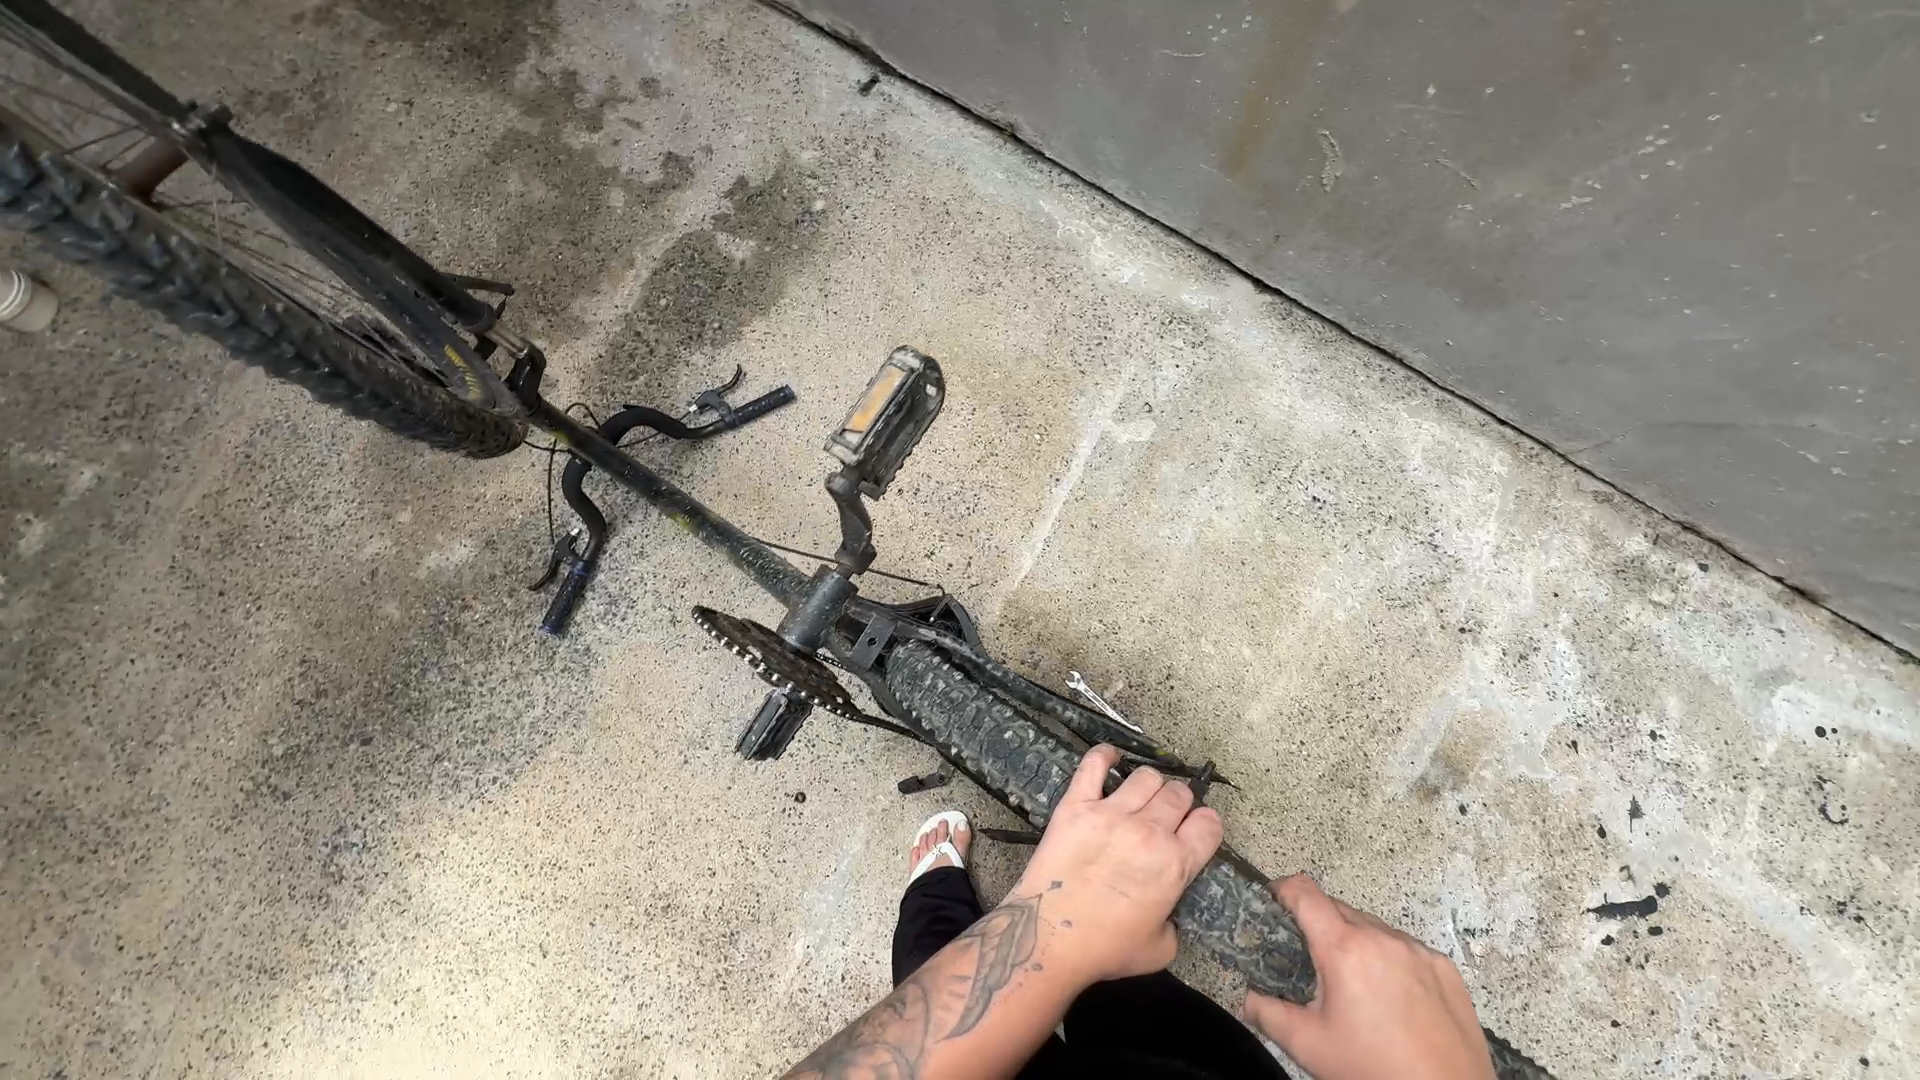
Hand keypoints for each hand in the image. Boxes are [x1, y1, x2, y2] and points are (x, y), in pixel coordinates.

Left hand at [1009, 744, 1222, 990]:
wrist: (1048, 936)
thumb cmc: (1104, 948)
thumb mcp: (1161, 947)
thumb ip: (1175, 919)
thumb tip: (1169, 903)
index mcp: (1175, 865)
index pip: (1209, 824)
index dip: (1207, 825)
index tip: (1197, 828)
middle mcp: (1148, 831)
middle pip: (1178, 794)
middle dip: (1179, 803)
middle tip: (1167, 816)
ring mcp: (1110, 813)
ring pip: (1145, 777)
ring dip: (1150, 785)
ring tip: (1141, 796)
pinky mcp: (1076, 805)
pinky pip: (1094, 765)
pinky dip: (1104, 755)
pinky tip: (1110, 757)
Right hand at [1243, 874, 1495, 1079]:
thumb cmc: (1374, 1070)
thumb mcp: (1308, 1046)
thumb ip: (1266, 1013)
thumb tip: (1243, 997)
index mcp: (1344, 948)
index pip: (1304, 891)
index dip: (1283, 889)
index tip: (1274, 901)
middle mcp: (1382, 937)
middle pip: (1337, 908)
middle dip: (1317, 923)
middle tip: (1311, 959)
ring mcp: (1418, 951)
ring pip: (1371, 926)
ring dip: (1354, 940)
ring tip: (1354, 982)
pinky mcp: (1445, 968)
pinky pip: (1405, 947)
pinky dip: (1389, 958)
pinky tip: (1392, 996)